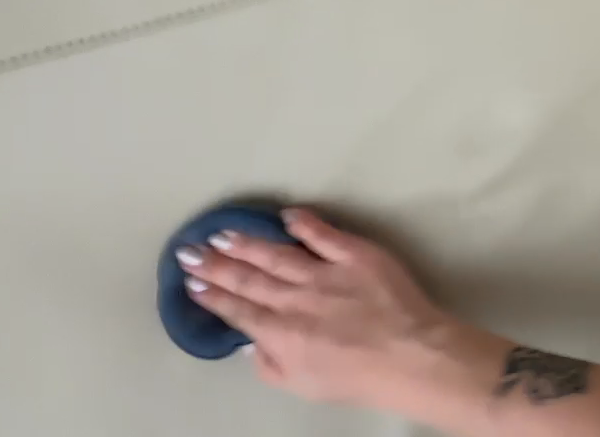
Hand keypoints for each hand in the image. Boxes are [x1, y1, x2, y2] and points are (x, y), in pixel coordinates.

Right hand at [175, 208, 501, 419]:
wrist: (409, 352)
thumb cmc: (357, 376)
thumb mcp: (302, 385)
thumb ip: (270, 364)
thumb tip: (249, 342)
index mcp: (282, 333)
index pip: (239, 311)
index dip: (213, 295)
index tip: (191, 282)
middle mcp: (298, 299)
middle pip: (250, 279)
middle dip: (216, 265)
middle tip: (189, 251)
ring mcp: (327, 272)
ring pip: (278, 254)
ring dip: (248, 244)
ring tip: (222, 234)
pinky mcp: (357, 254)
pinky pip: (326, 234)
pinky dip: (305, 223)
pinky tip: (286, 215)